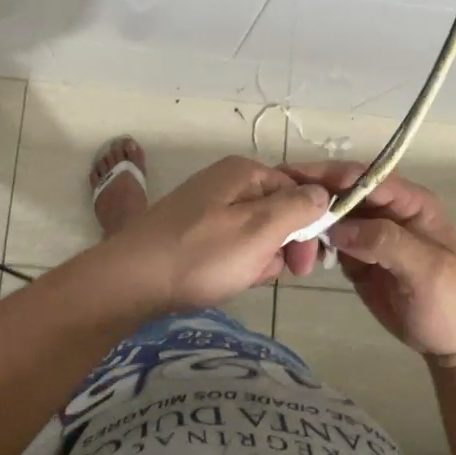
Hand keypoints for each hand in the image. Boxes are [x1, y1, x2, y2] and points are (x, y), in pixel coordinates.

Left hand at [102, 156, 329, 312]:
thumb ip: (296, 208)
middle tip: (266, 273)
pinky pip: (231, 245)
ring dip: (257, 260)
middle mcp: (226, 183)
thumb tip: (323, 193)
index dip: (308, 227)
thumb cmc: (200, 255)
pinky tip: (223, 280)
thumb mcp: (258, 230)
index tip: (306, 263)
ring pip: (255, 234)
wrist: (131, 281)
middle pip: (277, 213)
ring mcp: (207, 208)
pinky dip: (235, 264)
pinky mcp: (193, 232)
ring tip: (238, 277)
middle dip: (280, 247)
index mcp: (244, 173)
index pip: (298, 192)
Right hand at [280, 162, 455, 368]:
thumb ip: (387, 243)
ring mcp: (372, 234)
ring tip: (279, 228)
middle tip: (274, 196)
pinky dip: (312, 242)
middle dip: (312, 193)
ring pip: (334, 215)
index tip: (296, 177)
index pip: (369, 179)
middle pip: (345, 192)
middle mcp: (389, 211)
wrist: (454, 346)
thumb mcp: (429, 271)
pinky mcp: (358, 257)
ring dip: (308, 219)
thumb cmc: (452, 305)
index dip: (333, 175)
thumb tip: (340, 227)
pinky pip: (330, 241)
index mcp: (413, 204)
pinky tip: (293, 248)